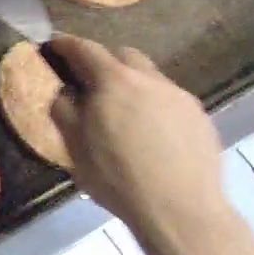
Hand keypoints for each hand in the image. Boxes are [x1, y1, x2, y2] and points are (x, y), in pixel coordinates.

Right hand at [47, 35, 253, 254]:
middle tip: (87, 78)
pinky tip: (149, 132)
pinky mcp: (200, 117)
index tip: (53, 45)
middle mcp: (150, 80)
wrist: (180, 209)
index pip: (85, 49)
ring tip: (120, 109)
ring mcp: (180, 97)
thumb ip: (64, 111)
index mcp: (114, 81)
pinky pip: (169, 99)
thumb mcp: (75, 146)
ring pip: (150, 77)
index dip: (66, 44)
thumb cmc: (117, 177)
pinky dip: (152, 104)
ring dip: (130, 83)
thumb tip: (64, 92)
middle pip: (123, 55)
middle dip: (103, 59)